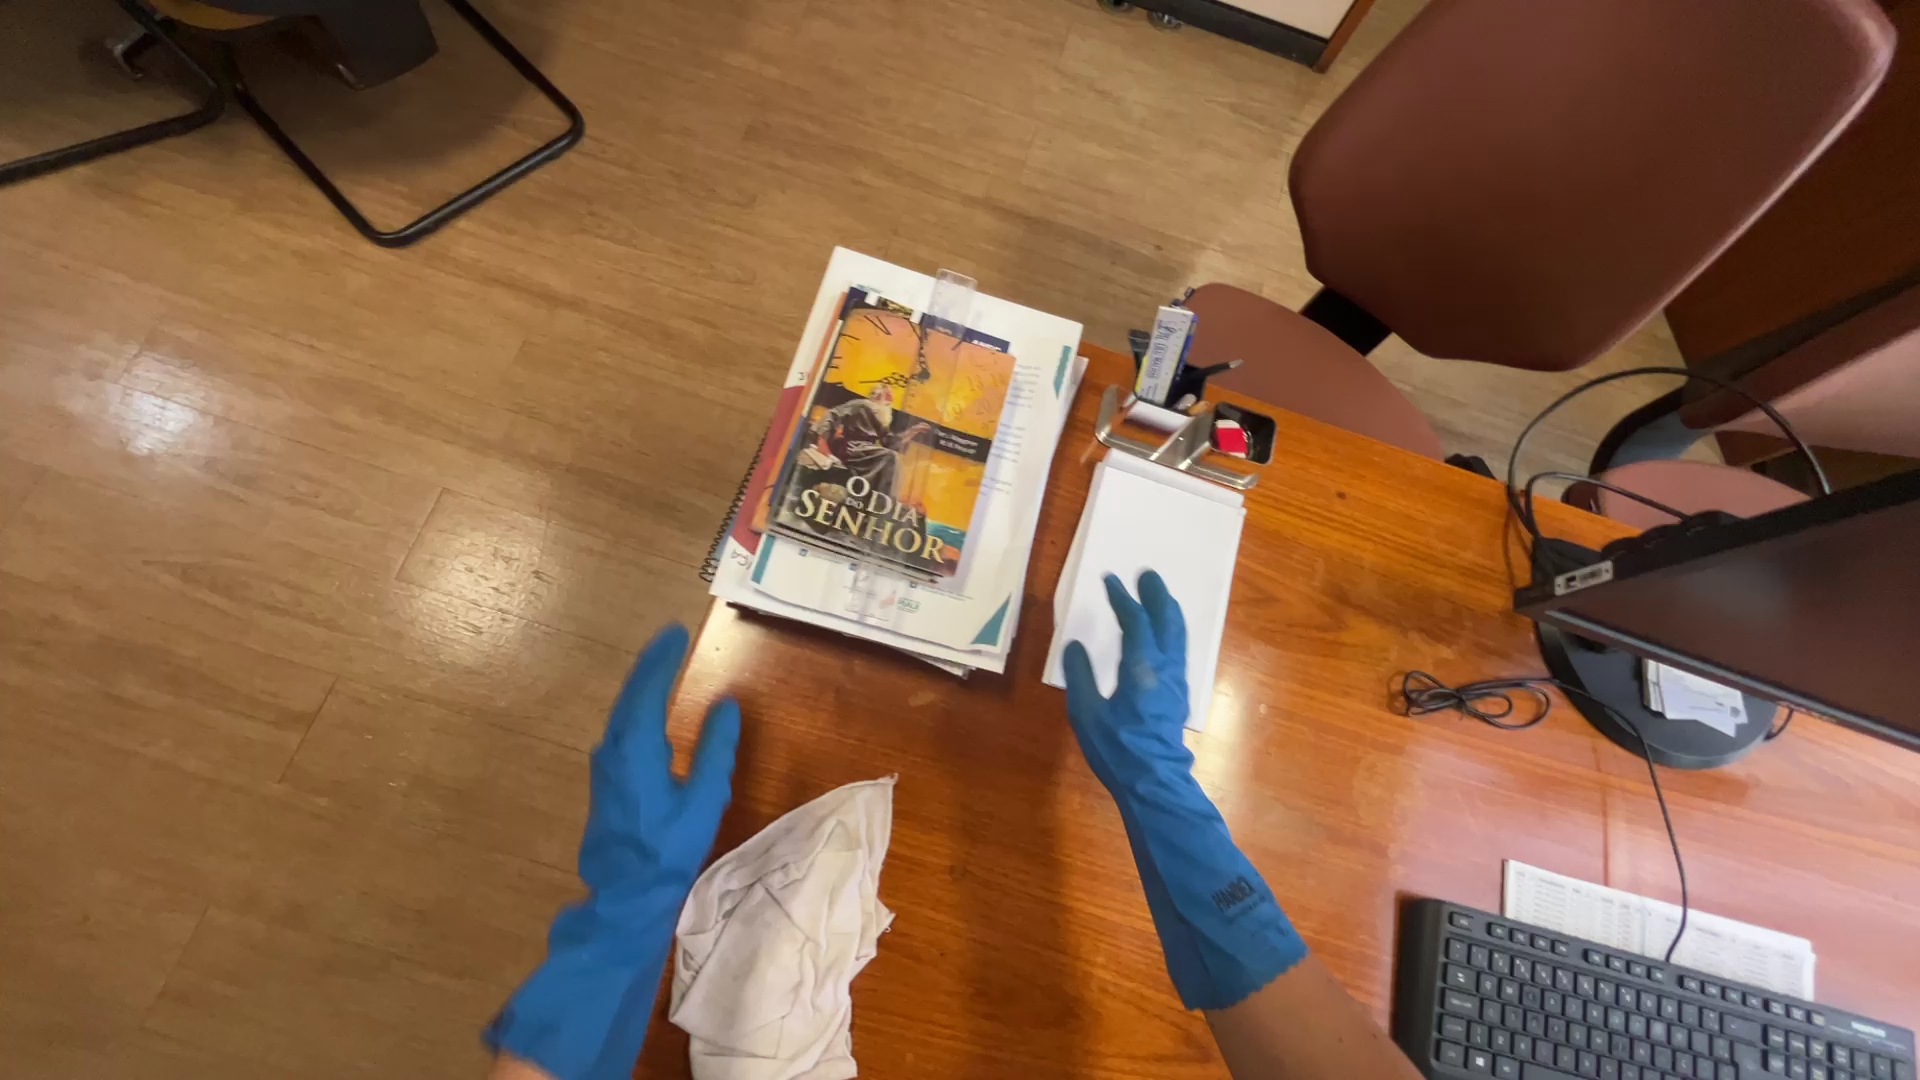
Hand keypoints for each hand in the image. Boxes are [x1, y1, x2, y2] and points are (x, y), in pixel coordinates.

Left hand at [486, 625, 739, 1079]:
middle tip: (671, 638)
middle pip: (630, 695)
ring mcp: (604, 765)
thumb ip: (715, 748)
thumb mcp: (704, 797)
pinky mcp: (606, 778)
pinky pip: (621, 726)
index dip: (662, 659)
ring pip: (622, 711)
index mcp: (637, 749)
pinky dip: (637, 705)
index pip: (648, 690)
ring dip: (642, 684)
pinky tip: (648, 705)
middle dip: (651, 664)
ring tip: (663, 663)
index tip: (677, 633)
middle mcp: (613, 749)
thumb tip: (726, 706)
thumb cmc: (670, 848)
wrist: (626, 897)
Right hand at [1062, 571, 1306, 1011]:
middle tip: (1147, 574)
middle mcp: (1165, 668)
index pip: (1135, 622)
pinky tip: (1165, 633)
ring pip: (1178, 634)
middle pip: (1166, 621)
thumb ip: (1081, 675)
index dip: (1123, 599)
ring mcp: (1177, 680)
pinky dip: (1172, 630)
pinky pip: (1179, 649)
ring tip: (1159, 594)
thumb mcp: (1087, 713)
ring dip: (1168, 610)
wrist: (1155, 784)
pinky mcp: (1180, 693)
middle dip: (1156, 595)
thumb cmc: (1118, 749)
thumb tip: (1075, 645)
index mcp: (1141, 668)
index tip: (1111, 581)